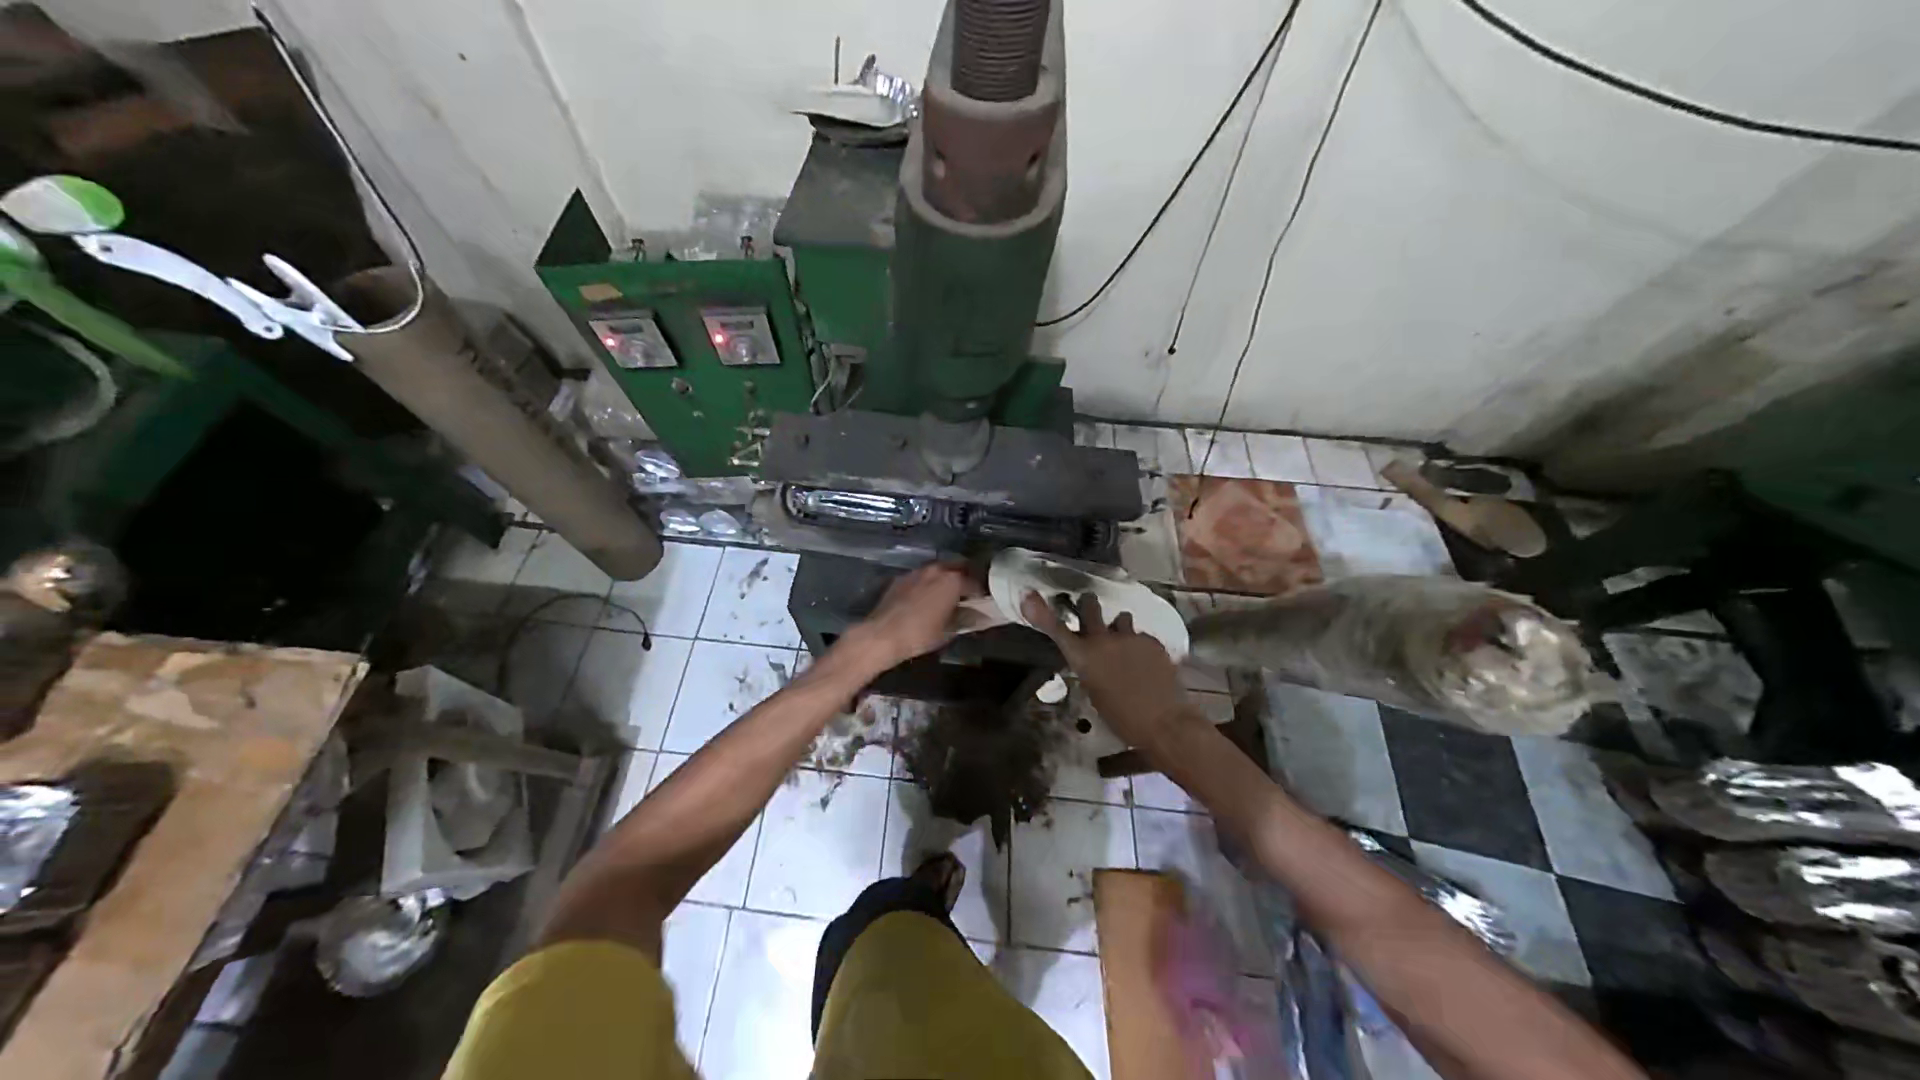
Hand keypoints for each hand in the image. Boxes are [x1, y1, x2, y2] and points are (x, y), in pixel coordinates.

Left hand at [837, 560, 980, 672]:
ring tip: (950, 593)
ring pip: (939, 569)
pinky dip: (930, 582)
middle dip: (967, 577)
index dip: (983, 591)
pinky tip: (928, 596)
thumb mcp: (949, 630)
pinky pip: (923, 576)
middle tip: (971, 591)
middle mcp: (936, 570)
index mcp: (953, 580)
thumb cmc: (920, 634)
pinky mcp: (901, 578)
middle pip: (959, 567)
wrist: (882, 634)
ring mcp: (917, 572)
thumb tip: (979, 615)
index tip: (985, 600)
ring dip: (948, 577)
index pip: (976, 582)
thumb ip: (966, 618)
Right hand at [1022, 591, 1192, 749]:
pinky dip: (1141, 645)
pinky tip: (1148, 662)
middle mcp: (1103, 640)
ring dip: (1119, 626)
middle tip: (1089, 604)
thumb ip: (1091, 667)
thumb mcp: (1095, 693)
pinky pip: (1142, 636)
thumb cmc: (1122, 718)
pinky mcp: (1152, 641)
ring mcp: (1130, 637)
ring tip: (1126, 643)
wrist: (1163, 722)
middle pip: (1090, 607)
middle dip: (1088, 604)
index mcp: (1083, 657)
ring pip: (1121, 618)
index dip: (1041, 611)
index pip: (1057, 629)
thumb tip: (1094, 657)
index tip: (1029, 595)